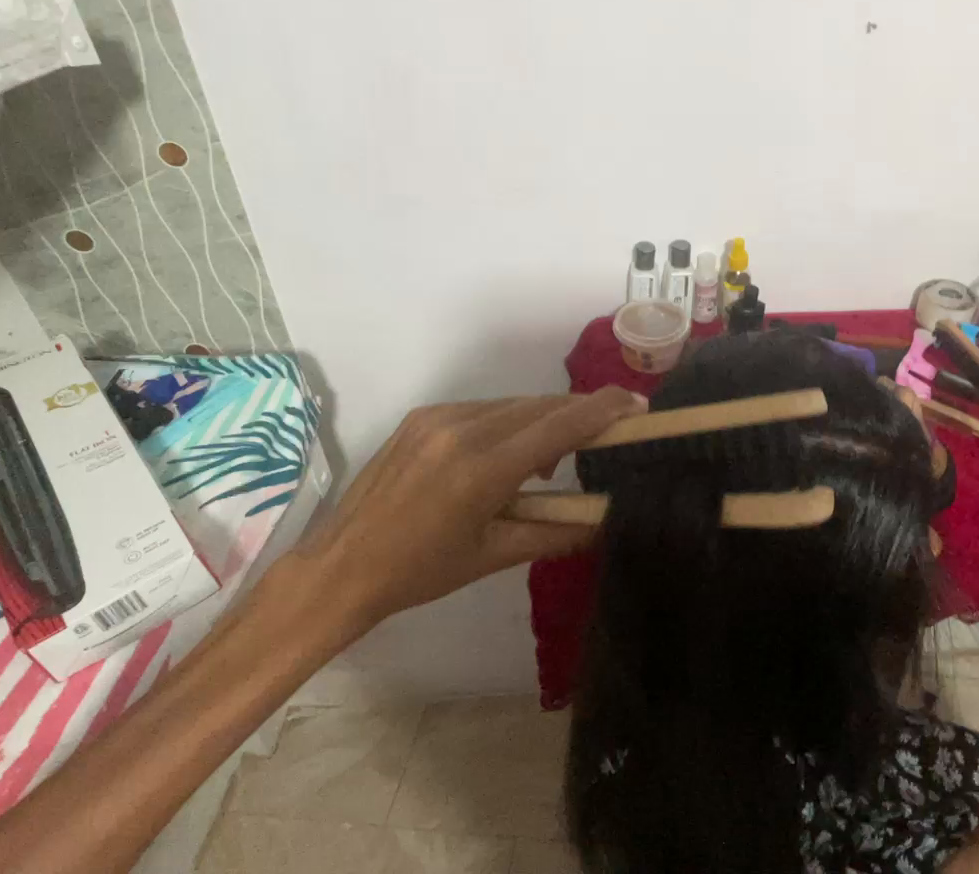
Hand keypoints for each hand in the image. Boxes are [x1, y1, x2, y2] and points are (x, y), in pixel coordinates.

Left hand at [292, 387, 645, 641]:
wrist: (341, 565)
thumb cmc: (420, 572)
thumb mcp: (493, 556)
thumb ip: (555, 531)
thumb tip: (605, 520)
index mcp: (482, 469)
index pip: (559, 425)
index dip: (604, 411)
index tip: (638, 406)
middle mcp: (462, 429)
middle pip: (542, 406)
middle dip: (581, 414)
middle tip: (612, 432)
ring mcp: (438, 418)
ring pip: (513, 405)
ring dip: (545, 421)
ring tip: (552, 462)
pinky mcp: (422, 416)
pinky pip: (484, 409)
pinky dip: (510, 423)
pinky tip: (510, 455)